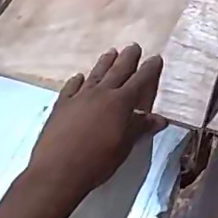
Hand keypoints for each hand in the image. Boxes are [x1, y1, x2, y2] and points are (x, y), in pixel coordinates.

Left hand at [27, 46, 163, 201]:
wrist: (57, 172)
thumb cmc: (98, 160)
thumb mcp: (125, 145)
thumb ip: (141, 128)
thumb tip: (159, 119)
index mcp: (121, 102)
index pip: (140, 80)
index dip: (149, 68)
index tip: (155, 58)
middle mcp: (102, 94)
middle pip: (118, 71)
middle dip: (128, 58)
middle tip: (133, 46)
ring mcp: (79, 98)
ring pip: (96, 75)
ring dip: (105, 63)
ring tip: (111, 52)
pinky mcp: (61, 107)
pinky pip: (70, 89)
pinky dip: (76, 81)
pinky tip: (79, 77)